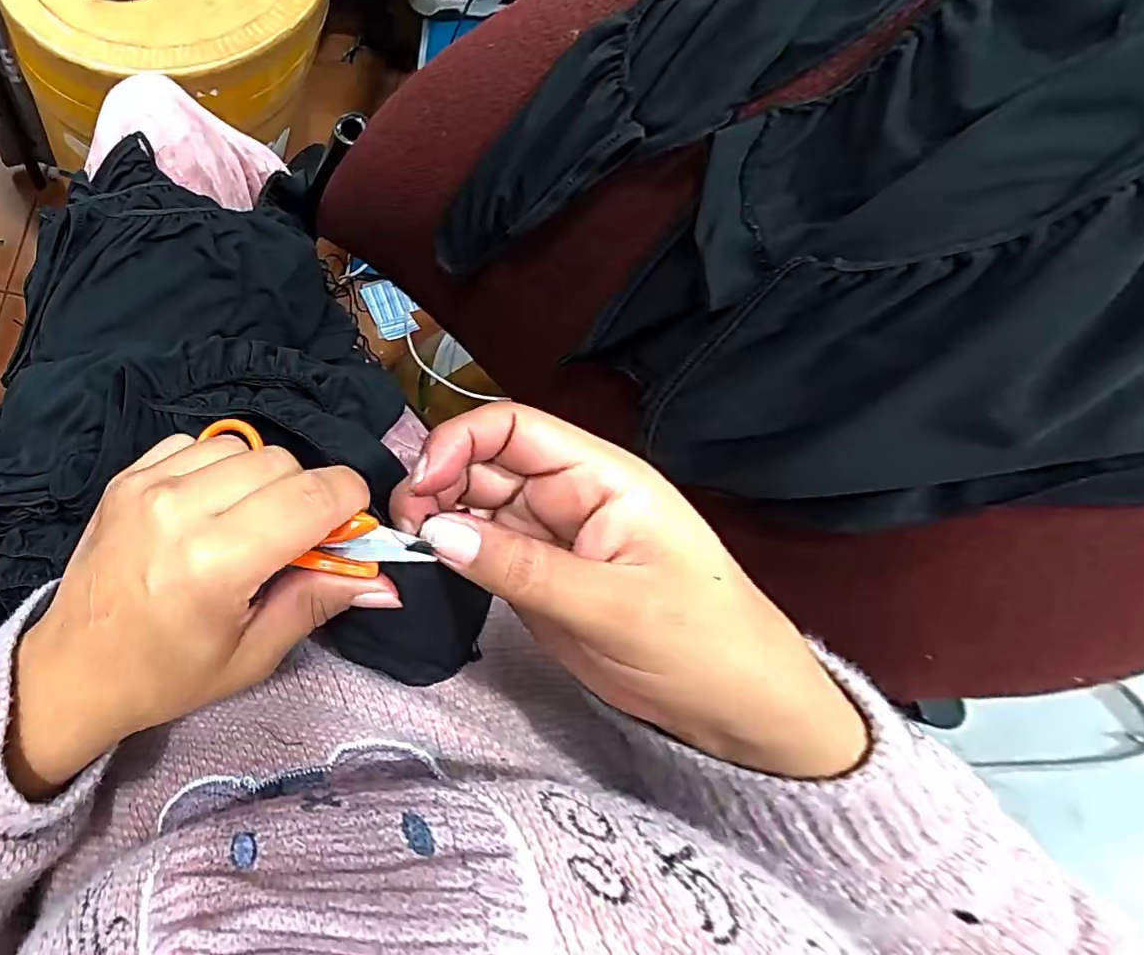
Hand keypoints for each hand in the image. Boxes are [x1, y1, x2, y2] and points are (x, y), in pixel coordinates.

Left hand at [8, 433, 399, 797]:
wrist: (74, 667)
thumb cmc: (167, 675)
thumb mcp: (253, 654)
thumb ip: (319, 601)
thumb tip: (384, 578)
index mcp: (215, 562)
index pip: (313, 495)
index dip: (348, 502)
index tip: (347, 525)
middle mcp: (180, 508)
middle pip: (282, 462)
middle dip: (305, 493)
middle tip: (293, 537)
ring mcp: (147, 484)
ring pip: (243, 446)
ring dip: (261, 479)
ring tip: (244, 522)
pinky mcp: (127, 474)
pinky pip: (198, 444)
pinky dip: (218, 467)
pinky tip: (207, 505)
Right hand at [390, 402, 866, 778]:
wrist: (736, 717)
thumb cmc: (705, 646)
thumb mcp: (613, 606)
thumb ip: (520, 567)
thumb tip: (437, 532)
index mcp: (598, 476)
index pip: (514, 427)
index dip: (460, 440)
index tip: (424, 481)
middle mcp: (564, 493)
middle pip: (480, 461)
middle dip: (435, 480)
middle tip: (407, 522)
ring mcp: (542, 532)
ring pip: (468, 501)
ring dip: (433, 513)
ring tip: (412, 541)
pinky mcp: (527, 568)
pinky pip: (473, 543)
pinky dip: (444, 546)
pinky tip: (428, 558)